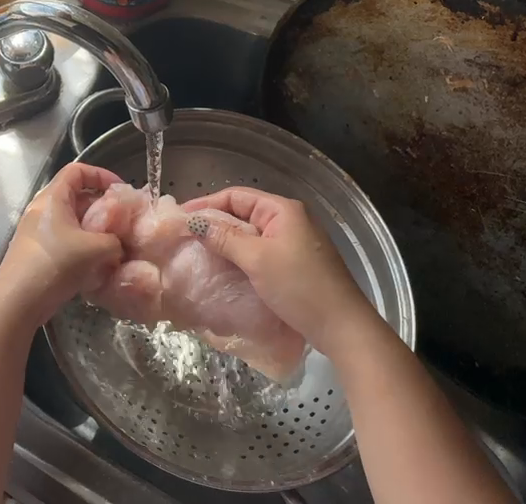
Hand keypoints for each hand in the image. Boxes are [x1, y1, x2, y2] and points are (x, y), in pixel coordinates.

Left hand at [0, 163, 124, 329]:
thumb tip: (119, 244)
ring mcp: (40, 231)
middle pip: (77, 196)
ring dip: (95, 230)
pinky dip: (85, 247)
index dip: (100, 174)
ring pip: (74, 221)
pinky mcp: (40, 252)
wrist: (18, 300)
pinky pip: (68, 240)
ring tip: (116, 245)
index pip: (77, 170)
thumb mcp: (94, 248)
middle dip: (102, 206)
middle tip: (124, 222)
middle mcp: (44, 209)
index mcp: (53, 197)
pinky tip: (99, 264)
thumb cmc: (55, 263)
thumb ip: (114, 241)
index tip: (120, 189)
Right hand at [179, 186, 380, 355]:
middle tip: (186, 235)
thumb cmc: (300, 287)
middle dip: (215, 223)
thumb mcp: (257, 260)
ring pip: (251, 234)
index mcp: (282, 209)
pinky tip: (225, 267)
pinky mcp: (296, 263)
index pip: (236, 196)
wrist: (344, 329)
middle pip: (243, 213)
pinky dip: (241, 255)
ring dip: (227, 241)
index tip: (181, 217)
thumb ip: (223, 238)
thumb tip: (193, 222)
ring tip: (200, 251)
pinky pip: (261, 251)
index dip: (206, 204)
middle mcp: (289, 219)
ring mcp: (294, 242)